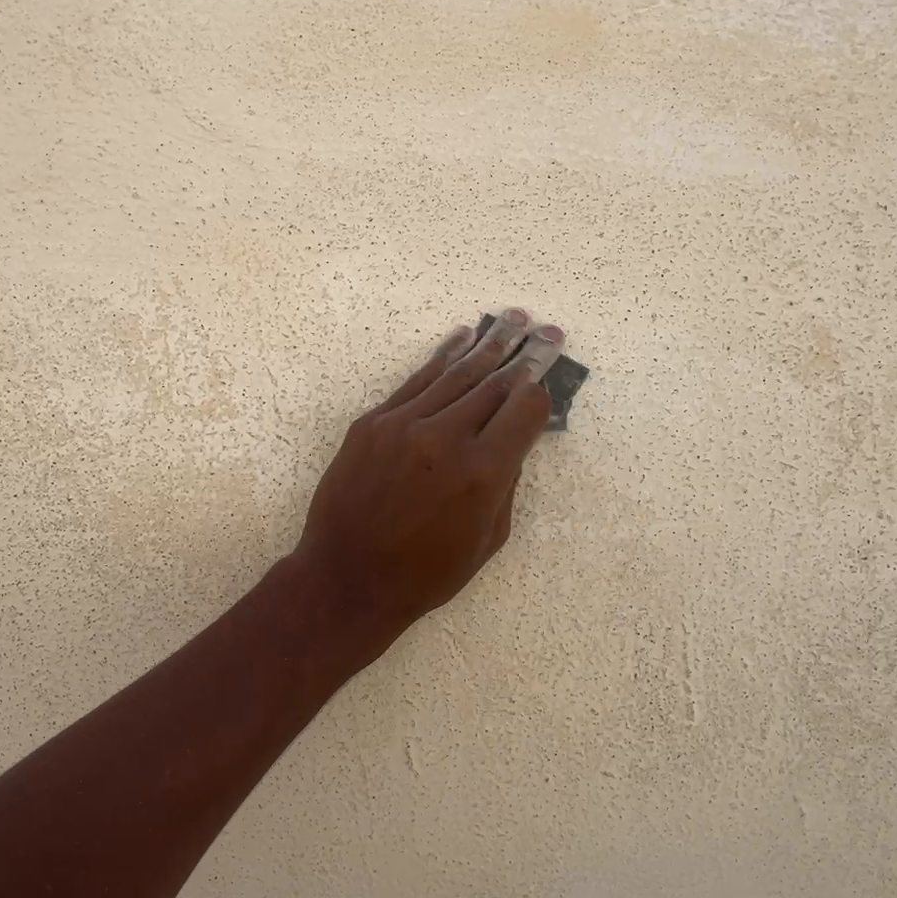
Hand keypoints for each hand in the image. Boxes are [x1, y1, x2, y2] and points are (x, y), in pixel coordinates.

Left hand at [293, 309, 566, 645]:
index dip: (541, 393)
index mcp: (483, 474)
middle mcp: (446, 439)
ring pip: (456, 373)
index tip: (549, 378)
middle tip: (548, 331)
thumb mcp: (488, 539)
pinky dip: (442, 356)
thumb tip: (515, 438)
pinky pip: (416, 381)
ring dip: (489, 343)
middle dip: (527, 356)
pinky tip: (462, 338)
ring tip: (513, 319)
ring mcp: (404, 426)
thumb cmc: (426, 574)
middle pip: (496, 384)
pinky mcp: (372, 423)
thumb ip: (507, 482)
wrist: (347, 578)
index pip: (525, 410)